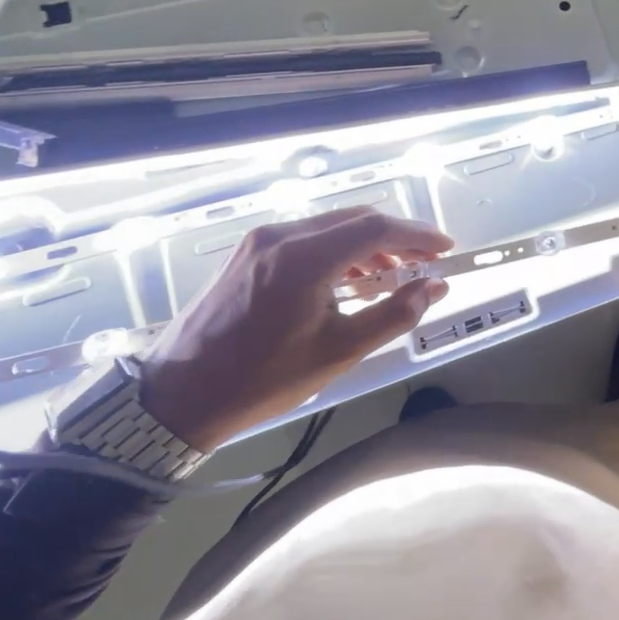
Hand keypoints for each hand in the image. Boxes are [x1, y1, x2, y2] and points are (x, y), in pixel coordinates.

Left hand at [141, 207, 453, 449]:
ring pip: (333, 226)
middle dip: (397, 237)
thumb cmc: (260, 379)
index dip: (419, 235)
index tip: (446, 249)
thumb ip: (395, 314)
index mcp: (305, 258)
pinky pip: (308, 237)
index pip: (378, 228)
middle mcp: (282, 236)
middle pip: (357, 219)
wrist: (172, 400)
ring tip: (392, 274)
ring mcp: (260, 243)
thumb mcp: (339, 351)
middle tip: (425, 263)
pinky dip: (339, 250)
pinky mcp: (247, 255)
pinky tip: (350, 278)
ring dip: (369, 243)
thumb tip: (434, 288)